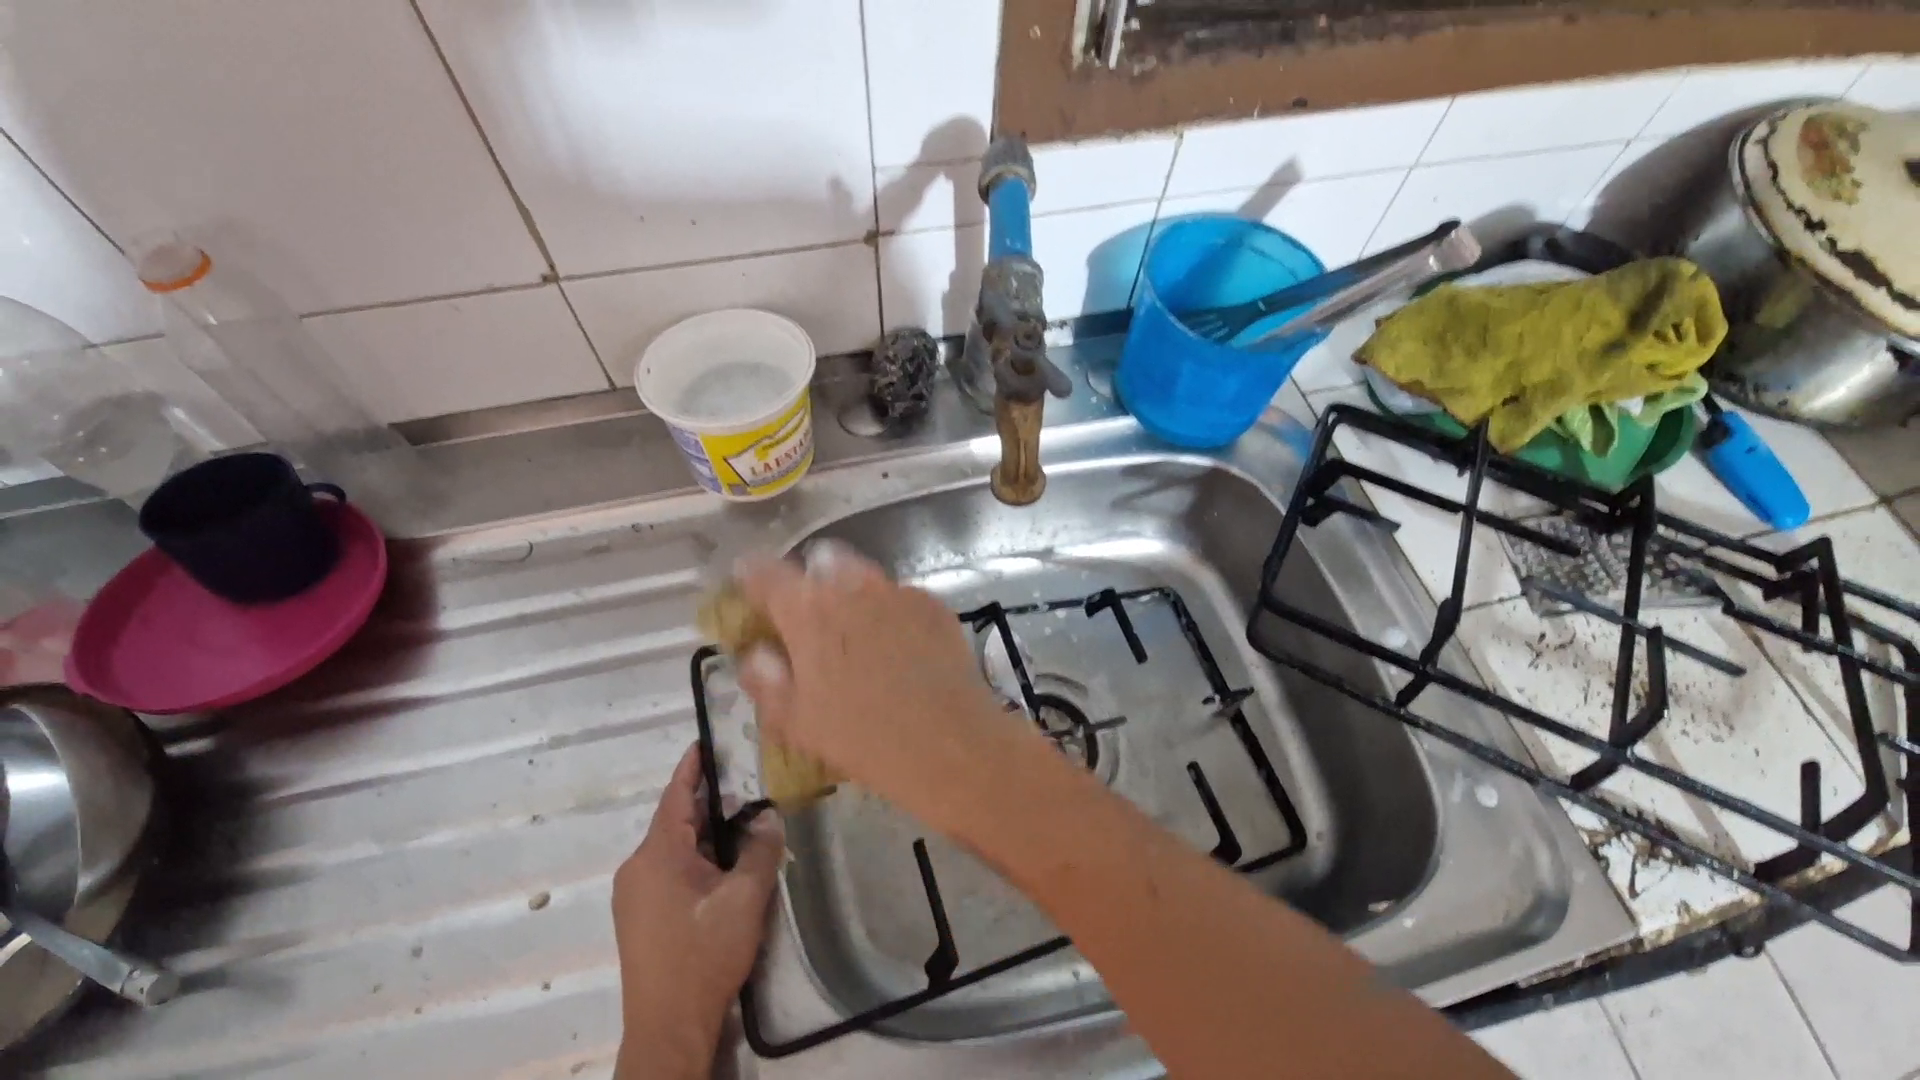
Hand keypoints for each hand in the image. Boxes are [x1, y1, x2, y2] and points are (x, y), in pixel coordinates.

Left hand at [612, 744, 783, 1079]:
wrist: (668, 1025)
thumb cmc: (705, 954)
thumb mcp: (745, 899)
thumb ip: (760, 851)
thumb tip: (768, 817)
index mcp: (657, 856)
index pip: (675, 797)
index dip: (691, 768)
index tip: (704, 742)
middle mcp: (637, 868)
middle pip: (674, 822)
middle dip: (707, 804)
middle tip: (743, 789)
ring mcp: (633, 895)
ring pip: (671, 849)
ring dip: (702, 836)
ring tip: (739, 828)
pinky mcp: (638, 917)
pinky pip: (666, 871)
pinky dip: (692, 859)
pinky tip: (719, 870)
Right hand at [734, 543, 1038, 836]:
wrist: (947, 742)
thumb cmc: (861, 736)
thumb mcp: (796, 721)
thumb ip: (766, 680)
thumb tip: (757, 653)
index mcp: (807, 610)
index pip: (766, 573)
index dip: (752, 575)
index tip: (747, 583)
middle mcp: (852, 586)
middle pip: (820, 562)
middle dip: (809, 580)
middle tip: (809, 617)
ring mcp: (898, 592)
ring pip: (864, 577)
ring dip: (851, 594)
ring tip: (856, 634)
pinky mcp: (934, 605)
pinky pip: (901, 598)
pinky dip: (891, 613)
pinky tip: (899, 647)